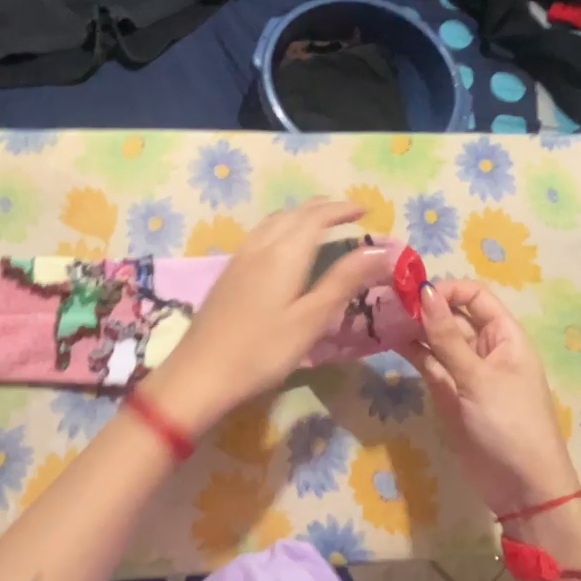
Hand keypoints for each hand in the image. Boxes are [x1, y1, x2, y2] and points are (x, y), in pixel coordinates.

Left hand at [144, 199, 395, 431]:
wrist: (201, 371)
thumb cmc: (263, 350)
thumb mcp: (311, 319)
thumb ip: (343, 281)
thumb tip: (378, 249)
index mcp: (284, 254)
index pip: (316, 217)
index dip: (341, 209)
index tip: (366, 210)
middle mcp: (260, 246)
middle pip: (293, 214)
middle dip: (323, 209)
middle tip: (348, 214)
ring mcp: (240, 258)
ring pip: (274, 221)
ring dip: (300, 215)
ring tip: (321, 224)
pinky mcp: (229, 272)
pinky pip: (261, 234)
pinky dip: (282, 227)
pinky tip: (284, 246)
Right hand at [399, 279, 580, 513]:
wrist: (521, 488)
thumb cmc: (510, 425)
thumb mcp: (478, 378)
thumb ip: (447, 336)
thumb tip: (424, 291)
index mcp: (505, 337)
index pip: (475, 296)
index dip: (447, 290)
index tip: (414, 294)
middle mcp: (485, 347)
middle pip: (452, 314)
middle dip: (423, 306)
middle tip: (385, 301)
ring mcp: (464, 370)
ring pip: (435, 338)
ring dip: (412, 327)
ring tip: (380, 316)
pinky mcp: (448, 391)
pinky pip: (428, 362)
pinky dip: (410, 350)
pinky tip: (387, 338)